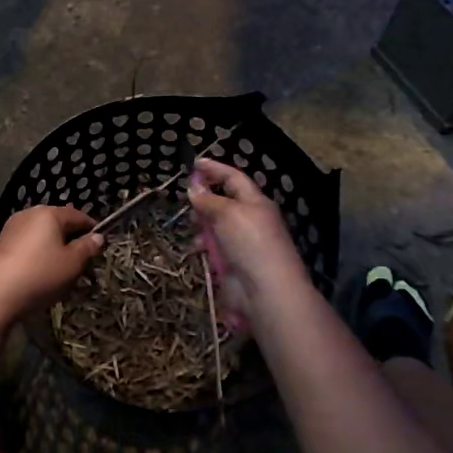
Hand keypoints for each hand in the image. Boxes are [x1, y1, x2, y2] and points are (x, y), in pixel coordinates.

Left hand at [0, 206, 104, 318]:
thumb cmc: (39, 275)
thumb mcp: (73, 263)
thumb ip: (88, 247)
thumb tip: (98, 237)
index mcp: (49, 213)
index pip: (79, 216)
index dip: (93, 231)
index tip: (101, 248)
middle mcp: (29, 214)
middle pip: (60, 224)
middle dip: (73, 241)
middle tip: (83, 263)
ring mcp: (12, 229)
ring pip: (43, 236)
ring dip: (56, 250)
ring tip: (62, 273)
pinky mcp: (0, 246)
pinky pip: (29, 246)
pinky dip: (39, 256)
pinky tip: (41, 275)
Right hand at [188, 157, 309, 330]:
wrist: (266, 290)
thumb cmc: (250, 243)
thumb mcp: (228, 213)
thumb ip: (209, 200)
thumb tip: (194, 187)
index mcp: (255, 201)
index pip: (234, 178)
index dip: (215, 169)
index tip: (194, 163)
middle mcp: (250, 219)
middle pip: (224, 202)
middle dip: (205, 200)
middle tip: (187, 200)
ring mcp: (242, 243)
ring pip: (216, 226)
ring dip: (202, 226)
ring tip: (191, 227)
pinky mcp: (233, 263)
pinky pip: (214, 249)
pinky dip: (203, 247)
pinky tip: (195, 250)